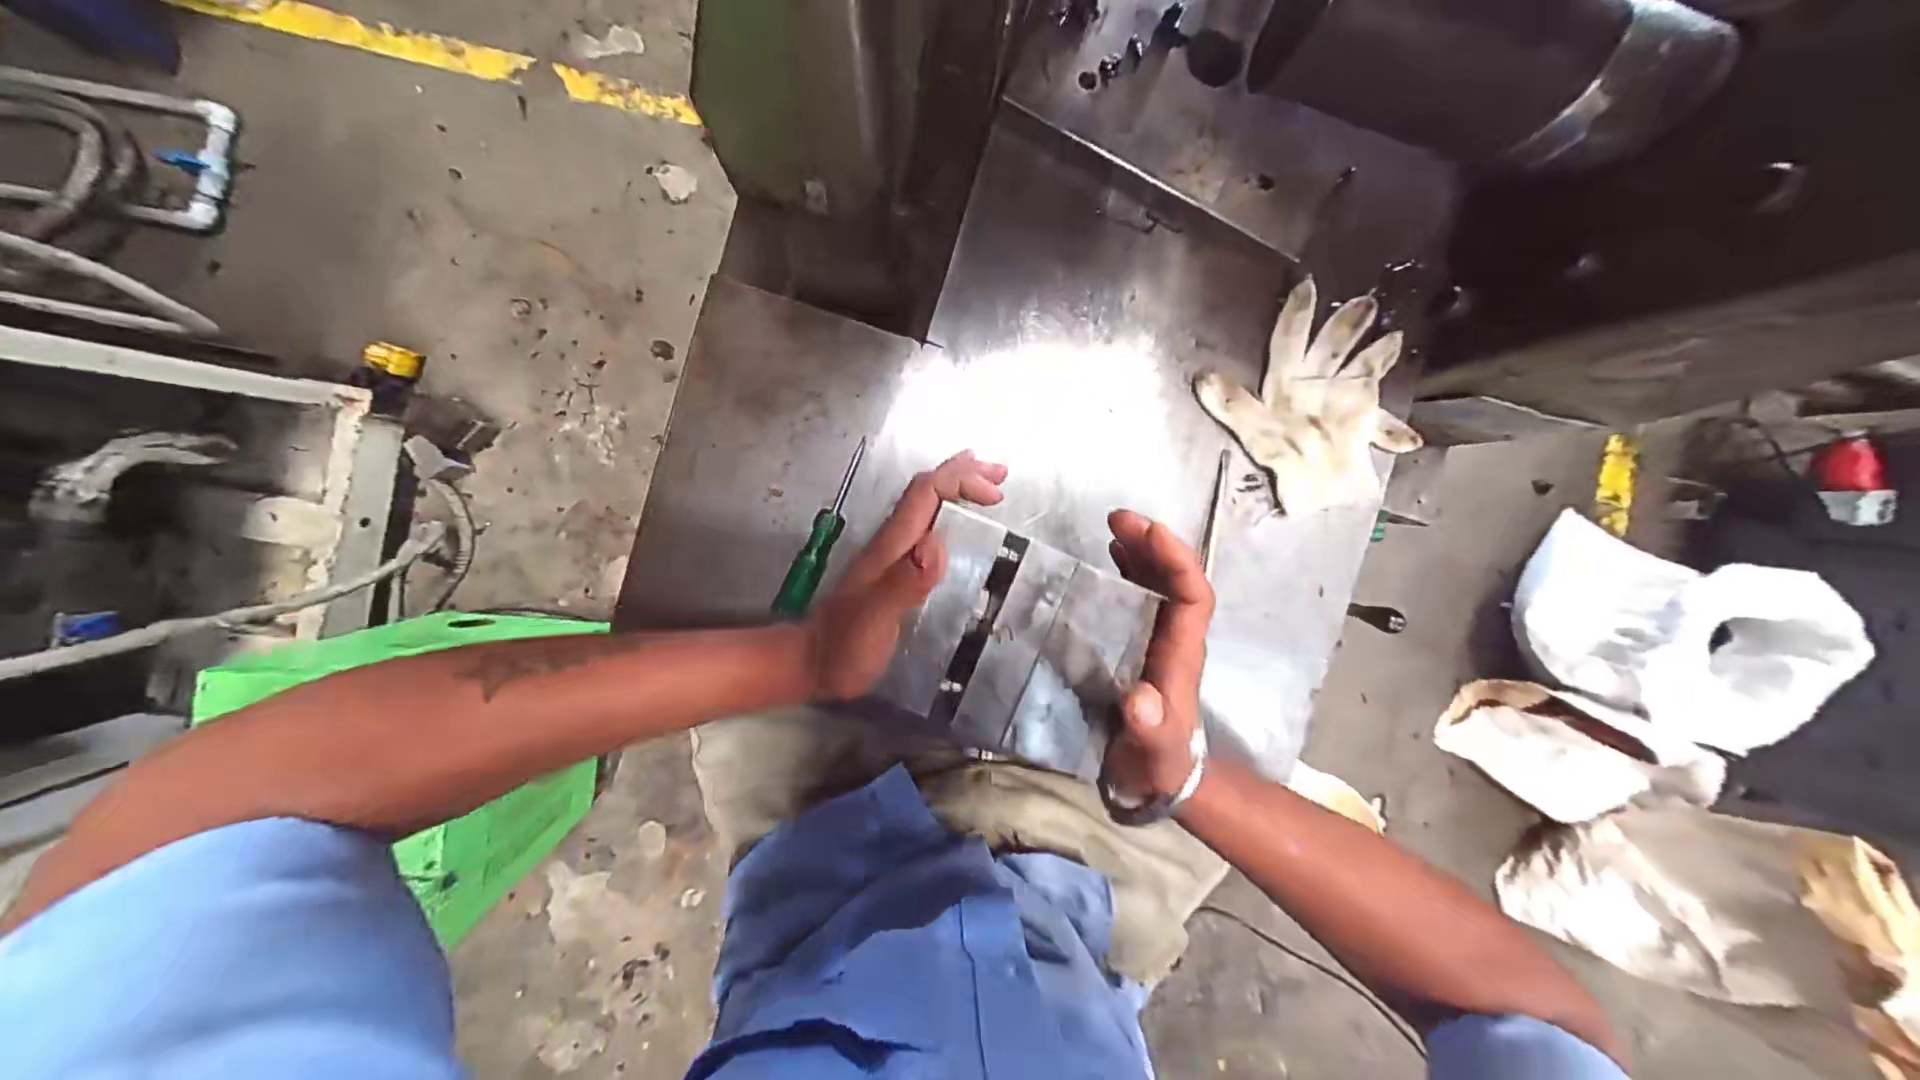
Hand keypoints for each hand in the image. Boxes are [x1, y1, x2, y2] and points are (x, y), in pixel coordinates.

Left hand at [806, 450, 1007, 700]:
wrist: (811, 663)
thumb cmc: (844, 647)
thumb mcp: (875, 619)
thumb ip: (904, 583)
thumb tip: (937, 543)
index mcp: (891, 546)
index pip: (926, 494)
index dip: (960, 482)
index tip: (995, 493)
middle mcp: (892, 543)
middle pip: (926, 492)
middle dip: (964, 475)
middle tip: (1001, 475)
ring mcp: (891, 556)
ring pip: (925, 507)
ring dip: (958, 489)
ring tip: (989, 485)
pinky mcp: (894, 572)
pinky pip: (925, 528)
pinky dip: (949, 514)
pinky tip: (959, 526)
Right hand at [1102, 509, 1215, 800]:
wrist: (1159, 778)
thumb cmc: (1158, 764)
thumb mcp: (1153, 753)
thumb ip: (1150, 730)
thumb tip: (1140, 700)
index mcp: (1181, 655)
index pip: (1194, 596)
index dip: (1176, 560)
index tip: (1147, 531)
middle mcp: (1175, 638)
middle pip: (1178, 579)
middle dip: (1154, 544)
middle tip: (1117, 519)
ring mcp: (1159, 639)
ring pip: (1161, 583)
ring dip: (1142, 551)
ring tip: (1113, 529)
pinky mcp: (1141, 643)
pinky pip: (1142, 596)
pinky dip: (1129, 571)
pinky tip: (1112, 560)